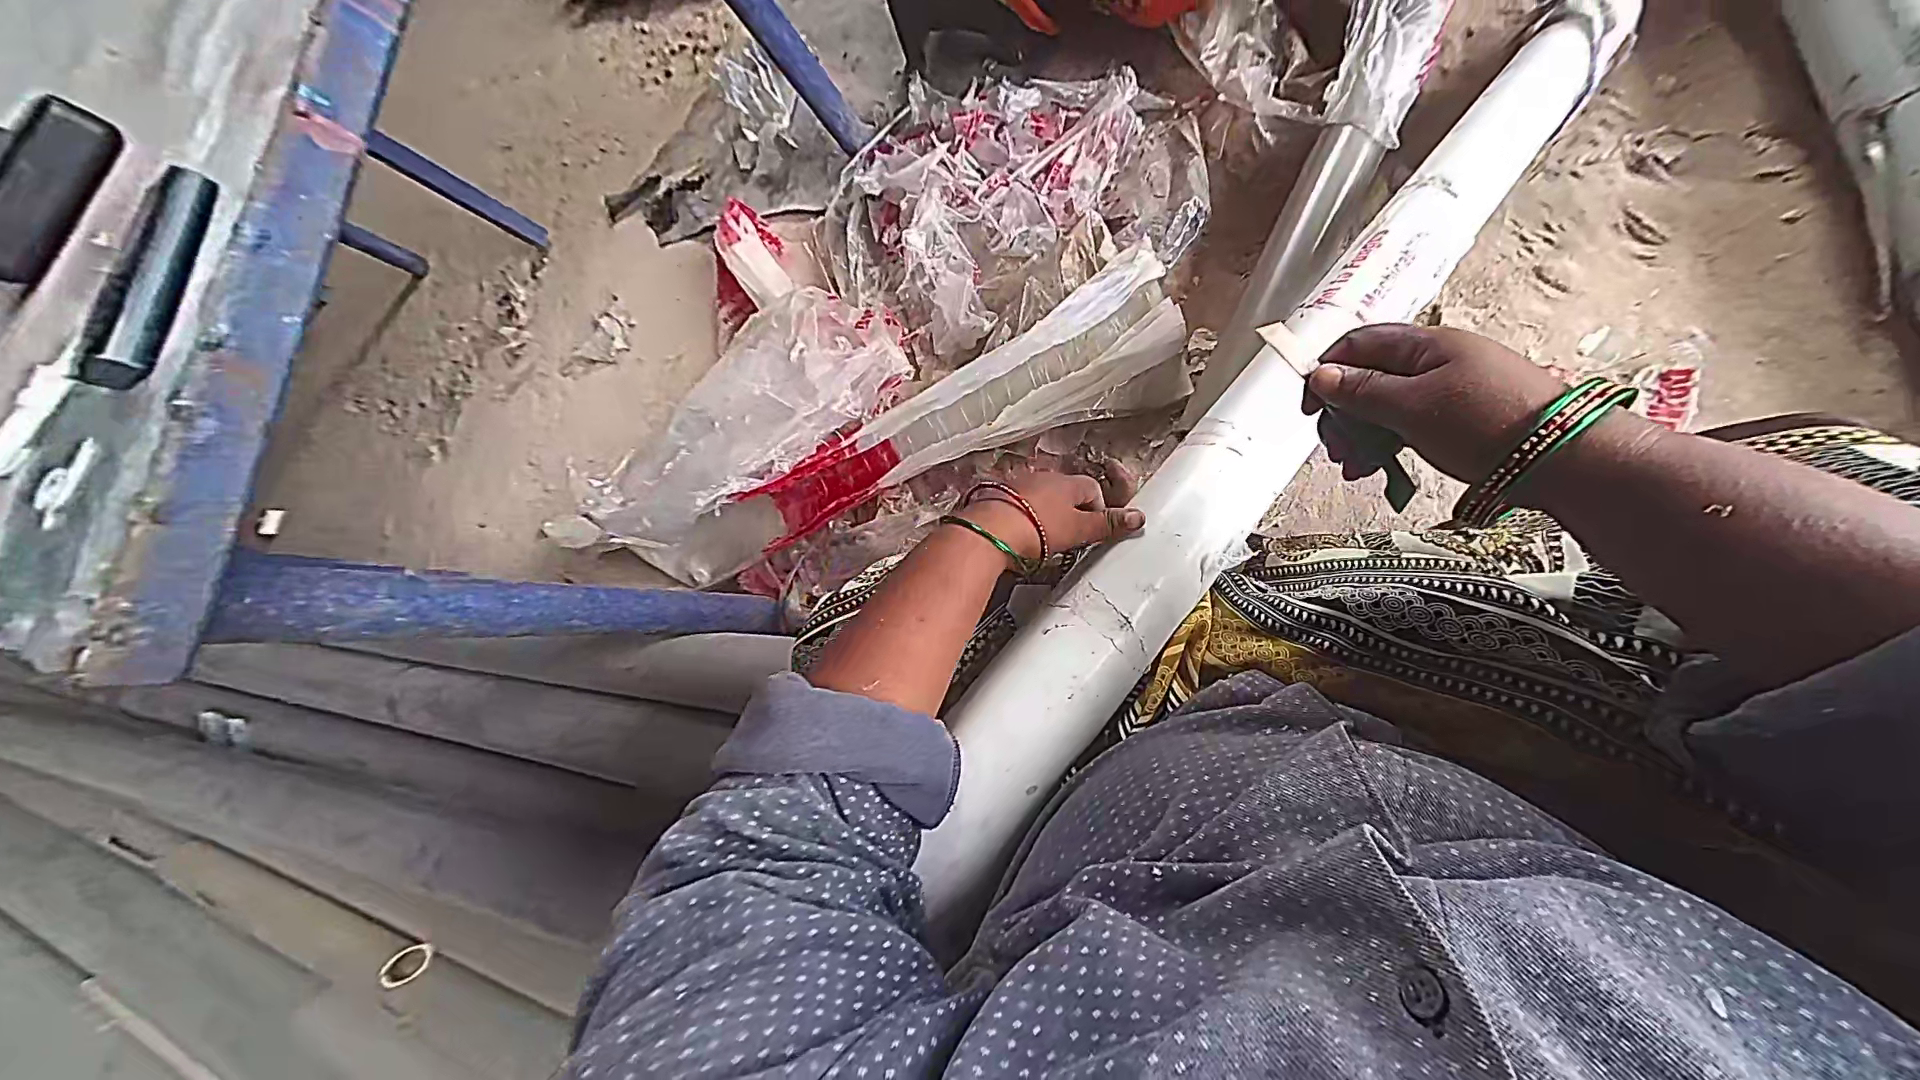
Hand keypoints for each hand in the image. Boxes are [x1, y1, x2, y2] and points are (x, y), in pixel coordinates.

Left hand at [960, 469, 1145, 560]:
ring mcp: (1018, 486)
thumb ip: (1107, 524)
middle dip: (1070, 512)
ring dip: (1045, 514)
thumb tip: (1137, 517)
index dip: (1097, 510)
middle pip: (1065, 492)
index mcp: (1067, 482)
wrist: (990, 532)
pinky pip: (1017, 506)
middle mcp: (1043, 478)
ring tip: (1042, 539)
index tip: (1093, 530)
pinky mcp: (996, 498)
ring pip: (1040, 498)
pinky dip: (1021, 517)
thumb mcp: (1079, 529)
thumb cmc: (1036, 528)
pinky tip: (1019, 535)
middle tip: (1069, 537)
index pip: (1092, 489)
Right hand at [1303, 324, 1567, 484]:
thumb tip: (1320, 375)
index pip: (1356, 344)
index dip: (1325, 372)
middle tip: (1335, 445)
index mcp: (1426, 345)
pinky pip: (1404, 424)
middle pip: (1366, 378)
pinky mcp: (1455, 417)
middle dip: (1342, 413)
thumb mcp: (1411, 406)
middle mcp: (1435, 361)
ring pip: (1382, 406)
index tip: (1310, 407)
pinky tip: (1377, 467)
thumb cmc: (1488, 424)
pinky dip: (1384, 444)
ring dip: (1359, 435)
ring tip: (1354, 466)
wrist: (1567, 460)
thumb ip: (1360, 390)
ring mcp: (1446, 389)